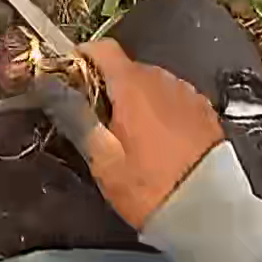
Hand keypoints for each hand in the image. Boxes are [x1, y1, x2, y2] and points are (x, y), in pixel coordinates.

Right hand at [76, 38, 224, 228]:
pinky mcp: (205, 108)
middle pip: (126, 68)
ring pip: (150, 84)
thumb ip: (76, 116)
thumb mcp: (104, 159)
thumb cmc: (150, 186)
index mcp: (133, 83)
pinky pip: (172, 98)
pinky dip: (160, 109)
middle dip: (108, 86)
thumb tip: (49, 84)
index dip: (82, 57)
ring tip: (131, 137)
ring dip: (136, 99)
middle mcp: (161, 76)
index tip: (70, 79)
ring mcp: (186, 90)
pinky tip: (161, 141)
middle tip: (98, 121)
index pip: (102, 48)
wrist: (212, 214)